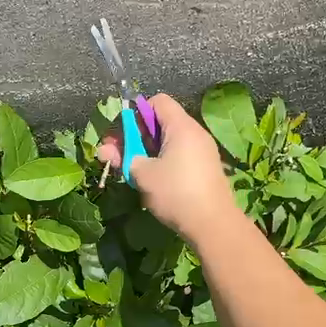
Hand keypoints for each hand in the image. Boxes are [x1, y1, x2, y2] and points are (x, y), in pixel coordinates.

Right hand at [99, 93, 240, 244]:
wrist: (213, 224)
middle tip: (114, 156)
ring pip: (168, 144)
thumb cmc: (176, 193)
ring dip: (146, 154)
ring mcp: (203, 153)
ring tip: (129, 172)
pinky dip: (162, 164)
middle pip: (161, 124)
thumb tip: (112, 152)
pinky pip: (179, 158)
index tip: (123, 135)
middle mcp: (195, 134)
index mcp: (182, 126)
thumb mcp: (143, 174)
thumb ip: (125, 157)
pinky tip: (151, 183)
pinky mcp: (205, 171)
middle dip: (135, 138)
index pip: (157, 102)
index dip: (136, 113)